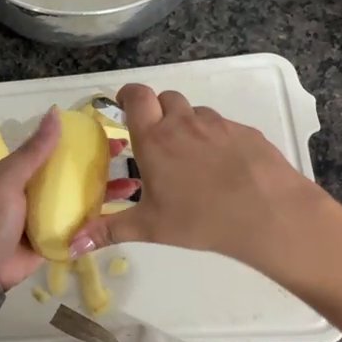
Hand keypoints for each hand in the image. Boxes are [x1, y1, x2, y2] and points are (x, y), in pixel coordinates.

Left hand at [0, 107, 135, 288]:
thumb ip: (33, 151)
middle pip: (74, 172)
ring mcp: (51, 213)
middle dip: (100, 163)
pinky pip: (85, 223)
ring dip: (108, 190)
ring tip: (134, 185)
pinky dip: (104, 217)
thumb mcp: (9, 179)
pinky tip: (127, 211)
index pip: (57, 148)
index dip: (81, 139)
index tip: (107, 131)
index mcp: (24, 171)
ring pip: (84, 197)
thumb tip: (55, 113)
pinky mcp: (60, 236)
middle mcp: (39, 189)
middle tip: (127, 154)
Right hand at [69, 86, 337, 269]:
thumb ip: (108, 231)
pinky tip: (221, 169)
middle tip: (154, 140)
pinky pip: (222, 127)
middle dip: (156, 111)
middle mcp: (183, 123)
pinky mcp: (246, 133)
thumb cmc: (200, 219)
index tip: (124, 106)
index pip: (136, 96)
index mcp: (154, 139)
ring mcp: (218, 125)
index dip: (127, 95)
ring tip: (189, 159)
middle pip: (165, 98)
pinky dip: (214, 139)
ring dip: (186, 125)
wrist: (271, 214)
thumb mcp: (149, 227)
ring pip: (195, 113)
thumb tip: (70, 246)